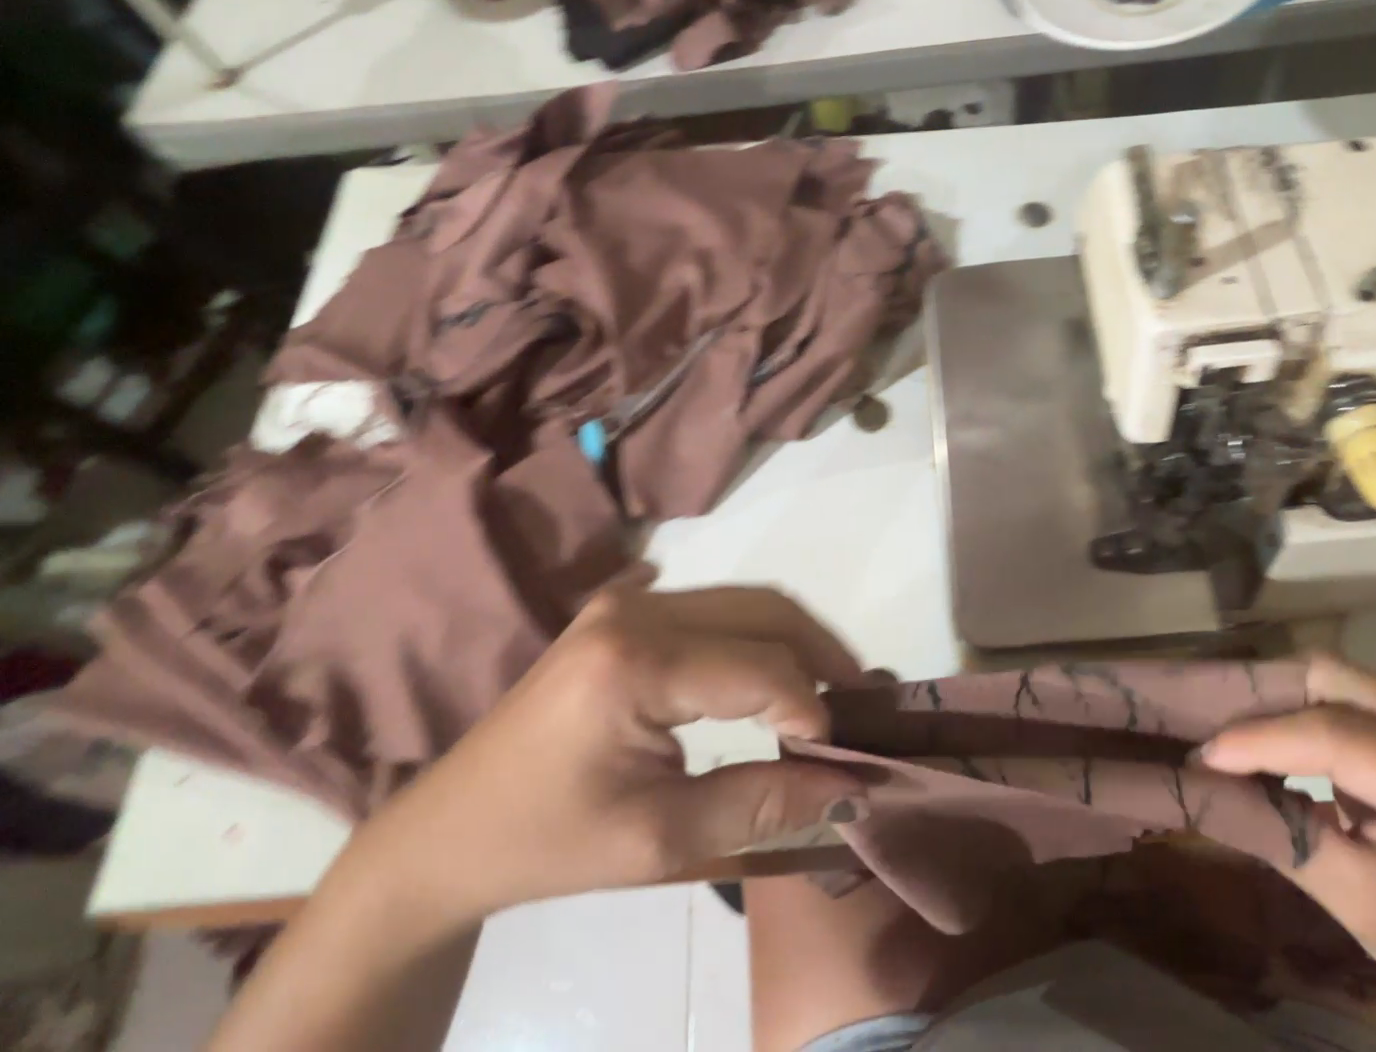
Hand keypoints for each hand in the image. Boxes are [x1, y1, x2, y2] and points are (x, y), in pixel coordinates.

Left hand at [209, 577, 869, 1051]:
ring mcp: (624, 605)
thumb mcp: (664, 838)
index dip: (814, 710)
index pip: (764, 667)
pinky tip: (771, 680)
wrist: (447, 835)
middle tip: (856, 712)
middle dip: (821, 659)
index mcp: (637, 662)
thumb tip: (852, 785)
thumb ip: (765, 802)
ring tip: (827, 698)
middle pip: (765, 612)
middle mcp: (635, 611)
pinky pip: (714, 609)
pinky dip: (757, 638)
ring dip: (794, 645)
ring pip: (746, 603)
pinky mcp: (620, 614)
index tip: (837, 759)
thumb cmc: (551, 843)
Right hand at [1199, 654, 1375, 1051]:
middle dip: (1254, 699)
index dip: (1260, 740)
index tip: (1198, 757)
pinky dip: (1282, 708)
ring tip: (1212, 732)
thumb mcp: (1358, 904)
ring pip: (1324, 677)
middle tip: (1194, 729)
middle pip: (1330, 681)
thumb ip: (1283, 838)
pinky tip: (1249, 737)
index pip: (1339, 737)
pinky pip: (1331, 693)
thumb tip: (1199, 787)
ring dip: (1263, 699)